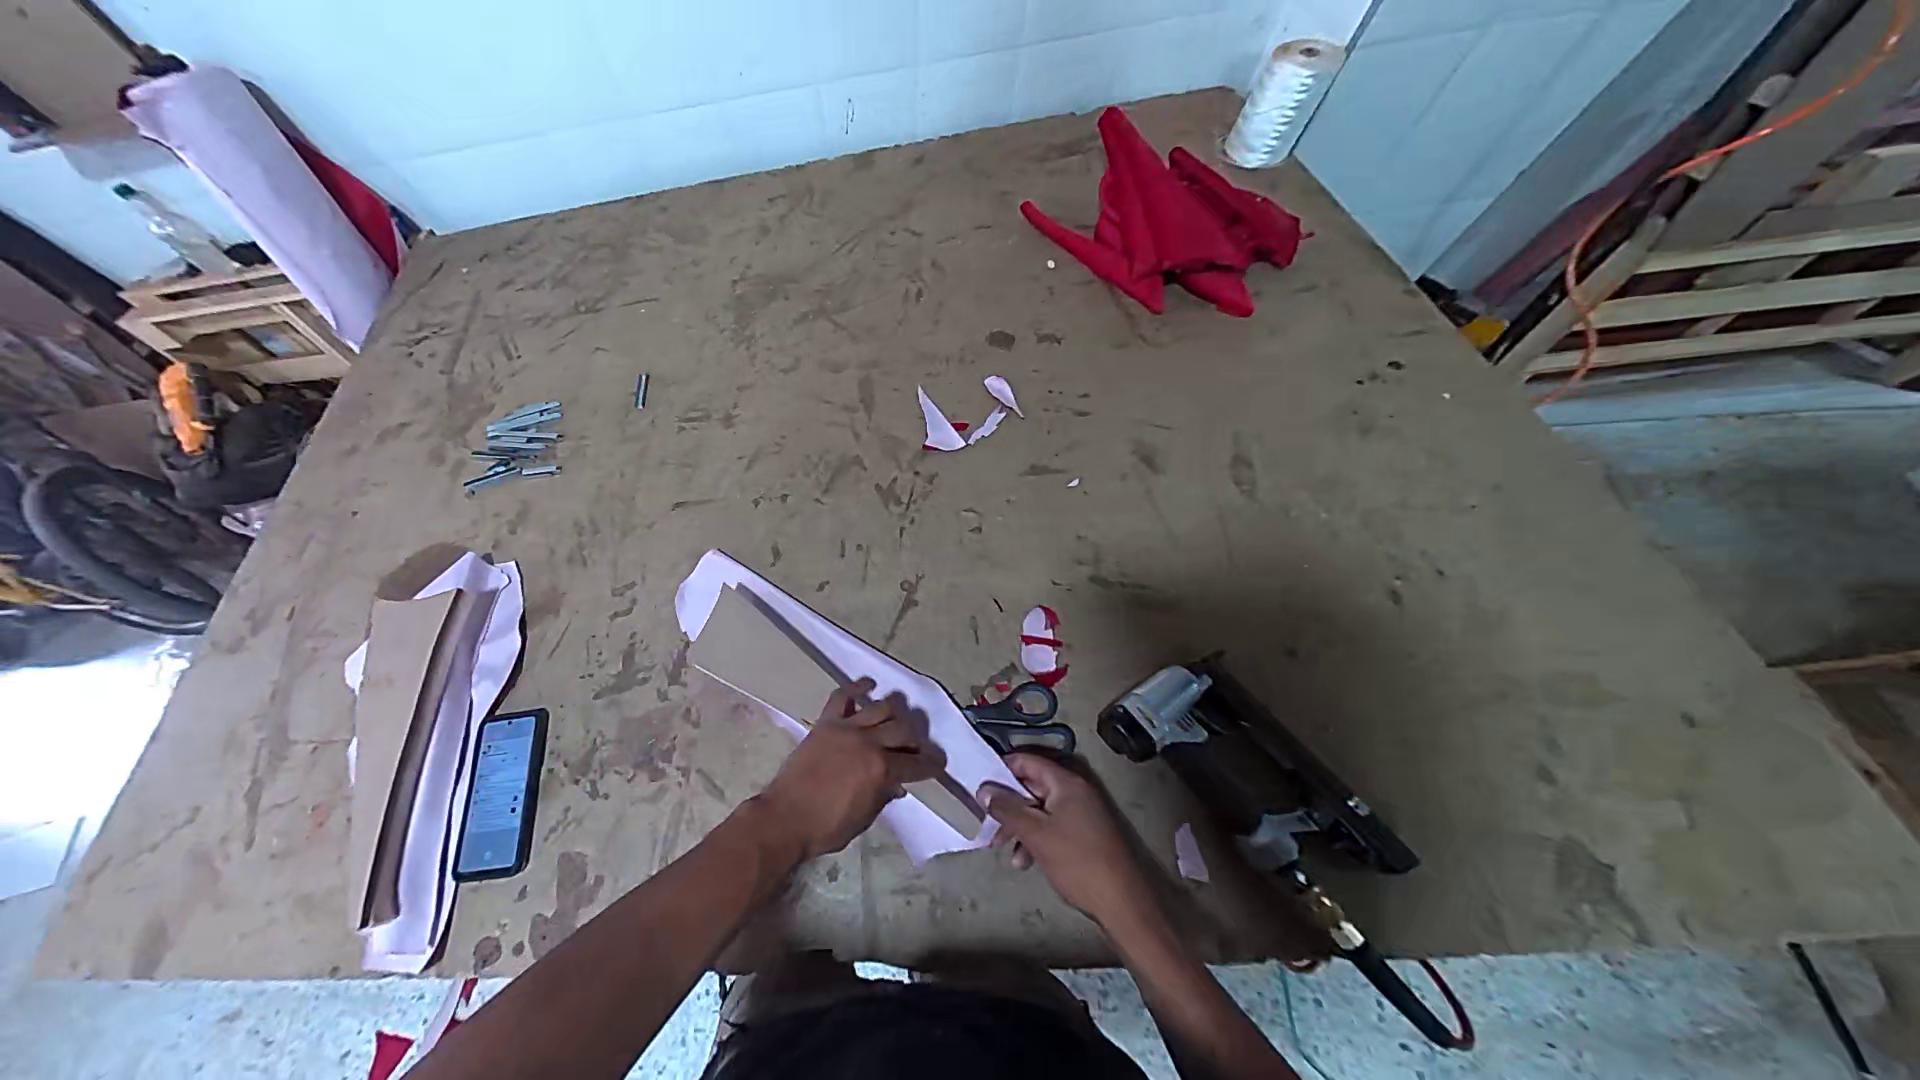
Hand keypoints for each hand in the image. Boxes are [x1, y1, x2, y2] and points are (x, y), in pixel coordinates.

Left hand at [750, 678, 944, 861]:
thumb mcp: (863, 818)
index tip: (937, 764)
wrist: (784, 819)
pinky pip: (843, 696)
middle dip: (914, 739)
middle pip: (903, 729)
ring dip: (893, 714)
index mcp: (881, 770)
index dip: (930, 765)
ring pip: (881, 708)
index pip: (916, 763)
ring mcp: (846, 729)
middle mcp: (869, 743)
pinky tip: (868, 687)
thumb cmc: (825, 827)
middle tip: (913, 748)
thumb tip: (896, 785)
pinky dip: (857, 688)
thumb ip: (882, 797)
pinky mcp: (826, 723)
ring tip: (894, 721)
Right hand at [977, 753, 1158, 932]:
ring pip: (1039, 809)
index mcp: (1066, 782)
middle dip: (1007, 804)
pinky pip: (1051, 825)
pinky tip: (1025, 861)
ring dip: (1019, 826)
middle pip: (1032, 786)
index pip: (1028, 762)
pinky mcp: (1083, 833)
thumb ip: (1007, 809)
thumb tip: (984, 790)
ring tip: (1000, 848)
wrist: (1120, 900)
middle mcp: (1075, 791)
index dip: (1002, 769)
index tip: (979, 783)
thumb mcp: (1036, 834)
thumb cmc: (1077, 860)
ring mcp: (1081, 812)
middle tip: (985, 821)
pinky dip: (1035, 838)